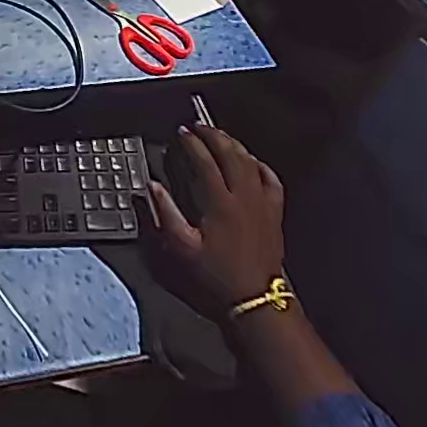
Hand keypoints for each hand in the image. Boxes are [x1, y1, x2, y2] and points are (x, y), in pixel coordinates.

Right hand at [147, 125, 285, 306]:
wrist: (255, 301)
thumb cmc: (216, 276)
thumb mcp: (181, 247)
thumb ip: (165, 212)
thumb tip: (152, 186)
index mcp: (220, 204)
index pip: (206, 161)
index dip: (192, 143)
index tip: (182, 133)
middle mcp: (244, 199)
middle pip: (231, 154)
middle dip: (214, 135)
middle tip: (199, 125)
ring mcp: (262, 205)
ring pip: (251, 163)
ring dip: (234, 144)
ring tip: (220, 135)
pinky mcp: (274, 215)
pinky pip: (272, 181)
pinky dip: (260, 166)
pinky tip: (252, 161)